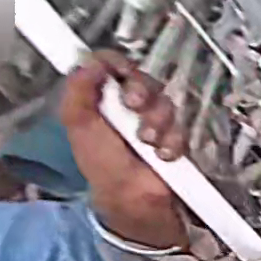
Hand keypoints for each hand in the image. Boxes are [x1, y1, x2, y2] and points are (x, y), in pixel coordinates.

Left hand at [61, 50, 186, 248]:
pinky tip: (163, 156)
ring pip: (166, 106)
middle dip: (141, 94)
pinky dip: (173, 143)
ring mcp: (156, 125)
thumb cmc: (103, 167)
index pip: (113, 66)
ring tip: (147, 143)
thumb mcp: (77, 123)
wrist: (135, 199)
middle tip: (133, 107)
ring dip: (157, 123)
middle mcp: (131, 107)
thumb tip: (88, 62)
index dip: (118, 64)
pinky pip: (183, 131)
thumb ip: (78, 90)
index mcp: (103, 97)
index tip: (118, 71)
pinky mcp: (178, 143)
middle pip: (145, 81)